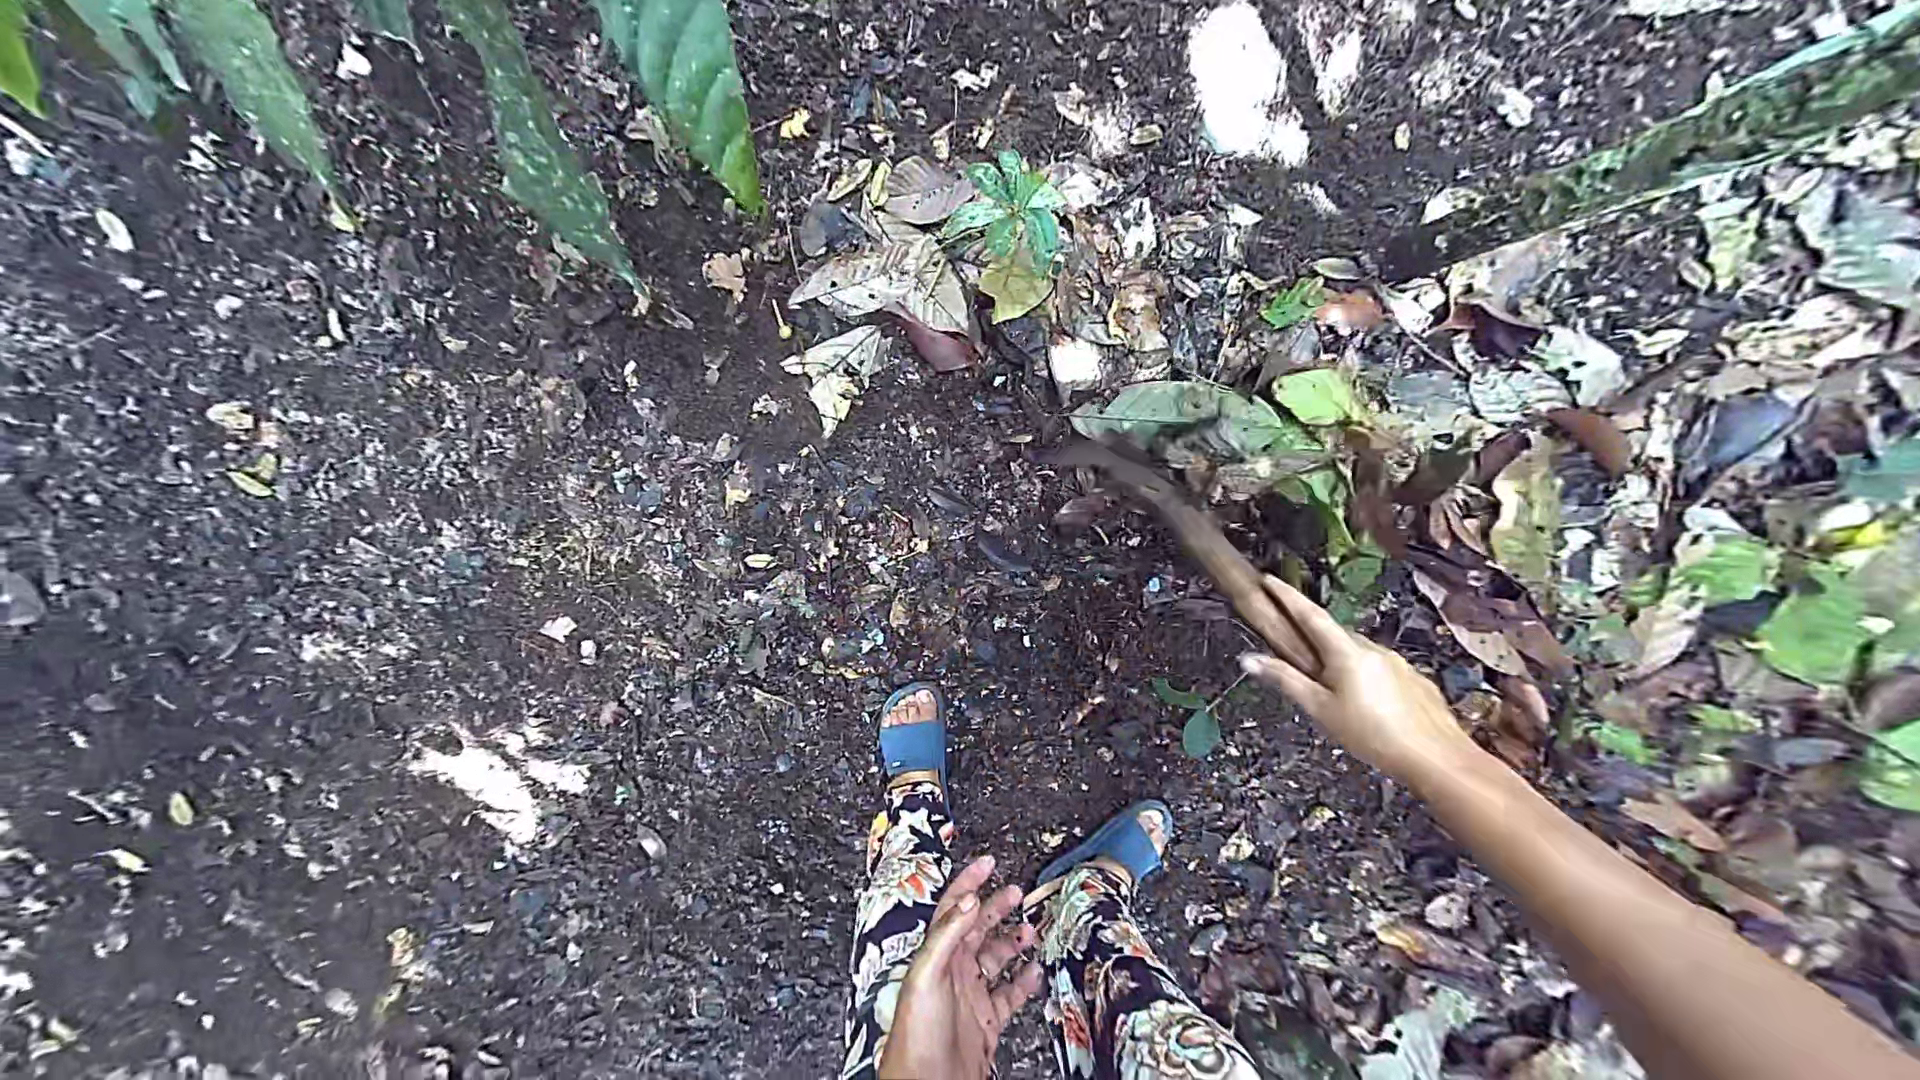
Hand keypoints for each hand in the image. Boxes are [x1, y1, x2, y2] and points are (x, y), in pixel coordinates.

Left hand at [877, 855, 1042, 1079]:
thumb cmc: (916, 1036)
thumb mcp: (927, 974)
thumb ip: (947, 934)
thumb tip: (968, 898)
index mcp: (939, 954)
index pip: (955, 906)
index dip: (970, 881)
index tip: (987, 863)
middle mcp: (954, 970)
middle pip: (978, 927)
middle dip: (997, 906)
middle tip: (1016, 891)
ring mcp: (970, 995)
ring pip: (996, 958)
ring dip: (1013, 941)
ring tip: (1030, 930)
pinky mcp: (985, 1022)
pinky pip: (1008, 994)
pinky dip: (1023, 981)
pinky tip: (1034, 972)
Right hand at [1239, 574, 1477, 785]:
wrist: (1439, 761)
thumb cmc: (1374, 736)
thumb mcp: (1320, 709)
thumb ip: (1285, 680)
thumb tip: (1250, 659)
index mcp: (1347, 653)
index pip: (1310, 615)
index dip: (1287, 596)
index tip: (1270, 580)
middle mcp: (1374, 650)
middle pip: (1334, 634)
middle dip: (1313, 638)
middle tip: (1296, 653)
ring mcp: (1398, 664)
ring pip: (1358, 652)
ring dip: (1340, 660)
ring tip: (1332, 689)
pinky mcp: (1415, 680)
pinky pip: (1380, 668)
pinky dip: (1365, 676)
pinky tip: (1366, 702)